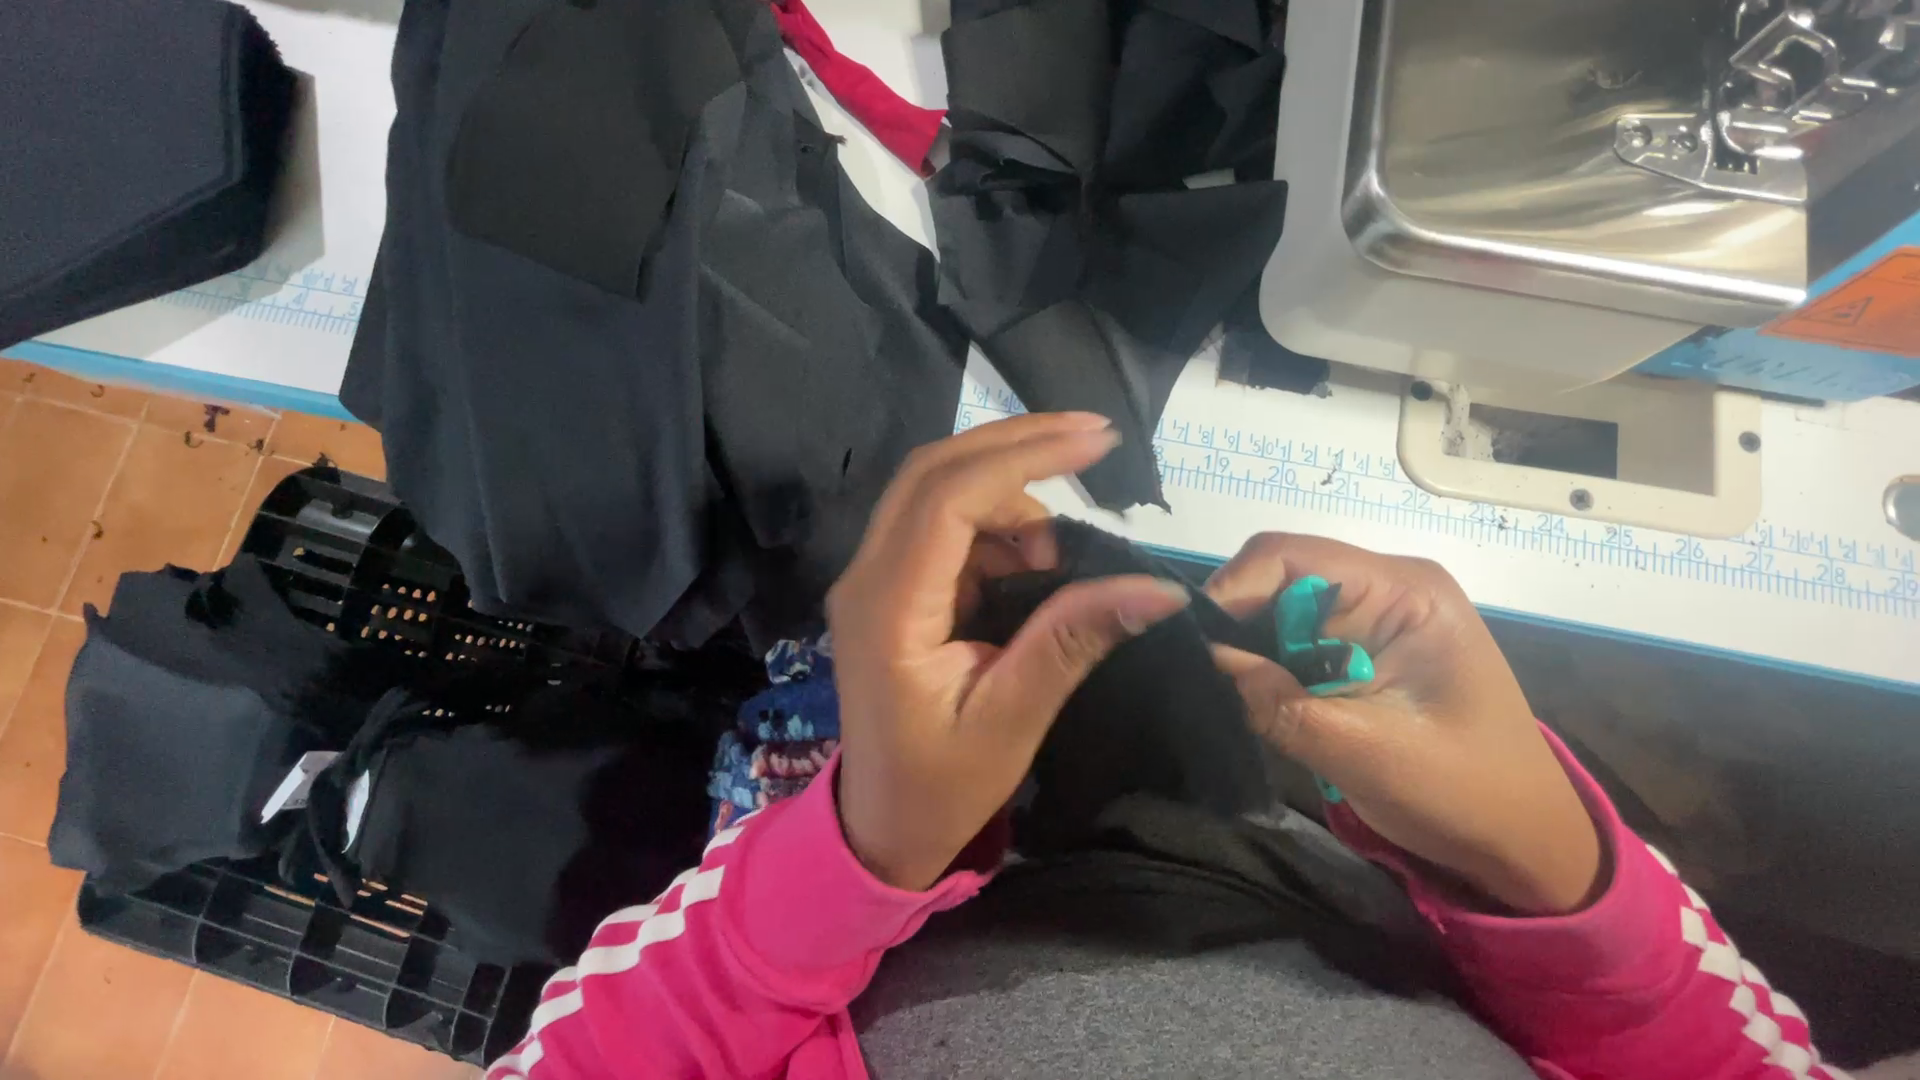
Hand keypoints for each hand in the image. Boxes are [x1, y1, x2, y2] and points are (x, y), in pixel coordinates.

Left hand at [826, 413, 1191, 891]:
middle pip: (933, 470)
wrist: (881, 822)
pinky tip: (1031, 560)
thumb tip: (1158, 588)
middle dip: (1016, 444)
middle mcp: (867, 576)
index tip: (1099, 442)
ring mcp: (871, 577)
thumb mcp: (1015, 718)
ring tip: (1060, 553)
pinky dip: (993, 523)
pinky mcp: (888, 585)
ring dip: (1007, 494)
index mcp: (889, 609)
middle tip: (1095, 438)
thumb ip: (1074, 640)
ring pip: (937, 489)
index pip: (948, 497)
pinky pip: (940, 523)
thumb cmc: (941, 785)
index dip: (1023, 457)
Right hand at [1207, 534, 1603, 914]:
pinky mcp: (1359, 644)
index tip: (1194, 644)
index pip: (1288, 557)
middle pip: (1276, 576)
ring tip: (1225, 689)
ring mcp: (1372, 614)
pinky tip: (1255, 695)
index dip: (1231, 589)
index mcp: (1404, 591)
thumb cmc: (1464, 793)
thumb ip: (1280, 703)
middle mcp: (1384, 585)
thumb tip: (1207, 660)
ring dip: (1249, 647)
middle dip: (1235, 622)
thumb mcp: (1365, 752)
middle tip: (1204, 675)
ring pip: (1276, 607)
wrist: (1522, 842)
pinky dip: (1266, 664)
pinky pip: (1291, 636)